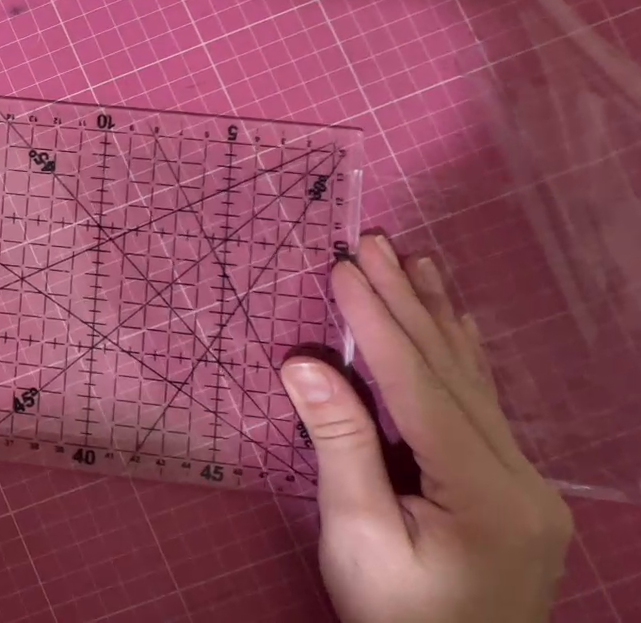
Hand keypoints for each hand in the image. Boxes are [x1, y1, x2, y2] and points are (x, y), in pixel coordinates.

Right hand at [279, 234, 572, 622]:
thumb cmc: (395, 610)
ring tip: (421, 264)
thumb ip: (340, 445)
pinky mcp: (511, 490)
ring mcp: (524, 485)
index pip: (419, 385)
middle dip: (410, 303)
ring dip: (438, 318)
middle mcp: (519, 480)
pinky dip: (458, 355)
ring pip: (473, 382)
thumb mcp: (358, 534)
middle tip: (379, 243)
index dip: (376, 322)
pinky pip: (480, 404)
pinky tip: (454, 326)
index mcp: (486, 493)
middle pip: (452, 372)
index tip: (343, 267)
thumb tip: (304, 363)